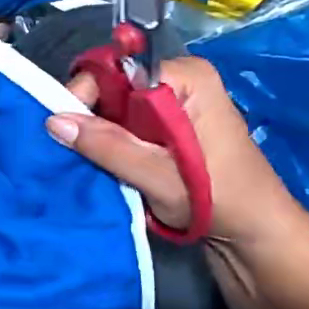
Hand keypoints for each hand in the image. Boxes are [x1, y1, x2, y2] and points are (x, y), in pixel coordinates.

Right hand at [46, 55, 305, 245]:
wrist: (254, 237)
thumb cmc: (220, 202)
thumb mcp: (160, 177)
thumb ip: (109, 147)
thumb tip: (53, 120)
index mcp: (185, 77)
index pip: (115, 70)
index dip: (85, 96)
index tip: (61, 129)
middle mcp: (176, 81)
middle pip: (110, 89)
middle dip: (88, 120)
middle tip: (71, 152)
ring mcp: (170, 105)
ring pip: (112, 111)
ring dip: (97, 138)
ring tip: (84, 163)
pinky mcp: (163, 127)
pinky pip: (122, 126)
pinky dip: (109, 147)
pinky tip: (103, 167)